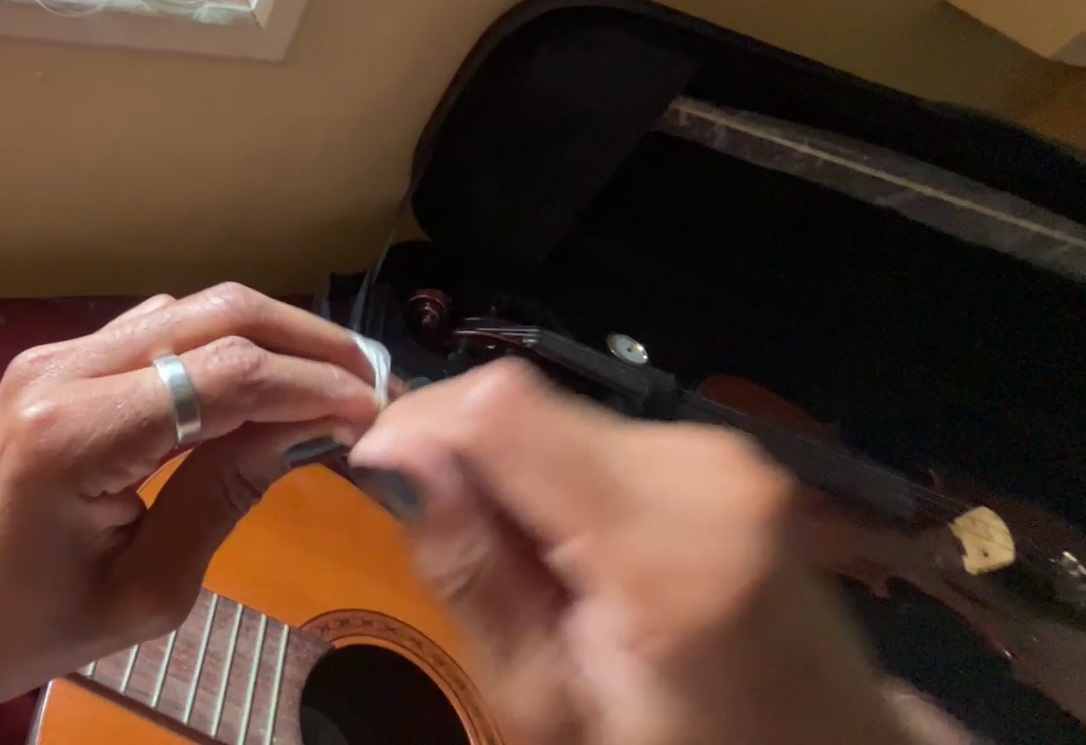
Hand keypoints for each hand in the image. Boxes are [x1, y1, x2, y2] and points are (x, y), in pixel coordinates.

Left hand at [0, 285, 382, 732]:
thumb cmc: (29, 624)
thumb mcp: (149, 587)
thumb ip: (228, 490)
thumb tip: (308, 426)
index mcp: (76, 434)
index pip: (223, 375)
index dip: (310, 384)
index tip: (372, 410)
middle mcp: (64, 368)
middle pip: (211, 314)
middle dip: (302, 339)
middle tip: (366, 380)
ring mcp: (55, 354)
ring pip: (186, 310)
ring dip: (265, 334)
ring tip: (326, 378)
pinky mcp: (55, 359)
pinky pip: (154, 329)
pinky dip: (218, 343)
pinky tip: (255, 377)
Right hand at [348, 359, 909, 744]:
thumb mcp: (543, 699)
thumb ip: (468, 569)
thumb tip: (394, 454)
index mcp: (667, 554)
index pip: (499, 411)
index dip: (417, 420)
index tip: (376, 469)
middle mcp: (702, 473)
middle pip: (512, 397)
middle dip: (450, 444)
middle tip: (443, 530)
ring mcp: (720, 453)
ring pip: (538, 404)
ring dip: (491, 455)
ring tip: (508, 543)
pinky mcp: (716, 447)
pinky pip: (578, 423)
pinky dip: (535, 458)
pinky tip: (554, 525)